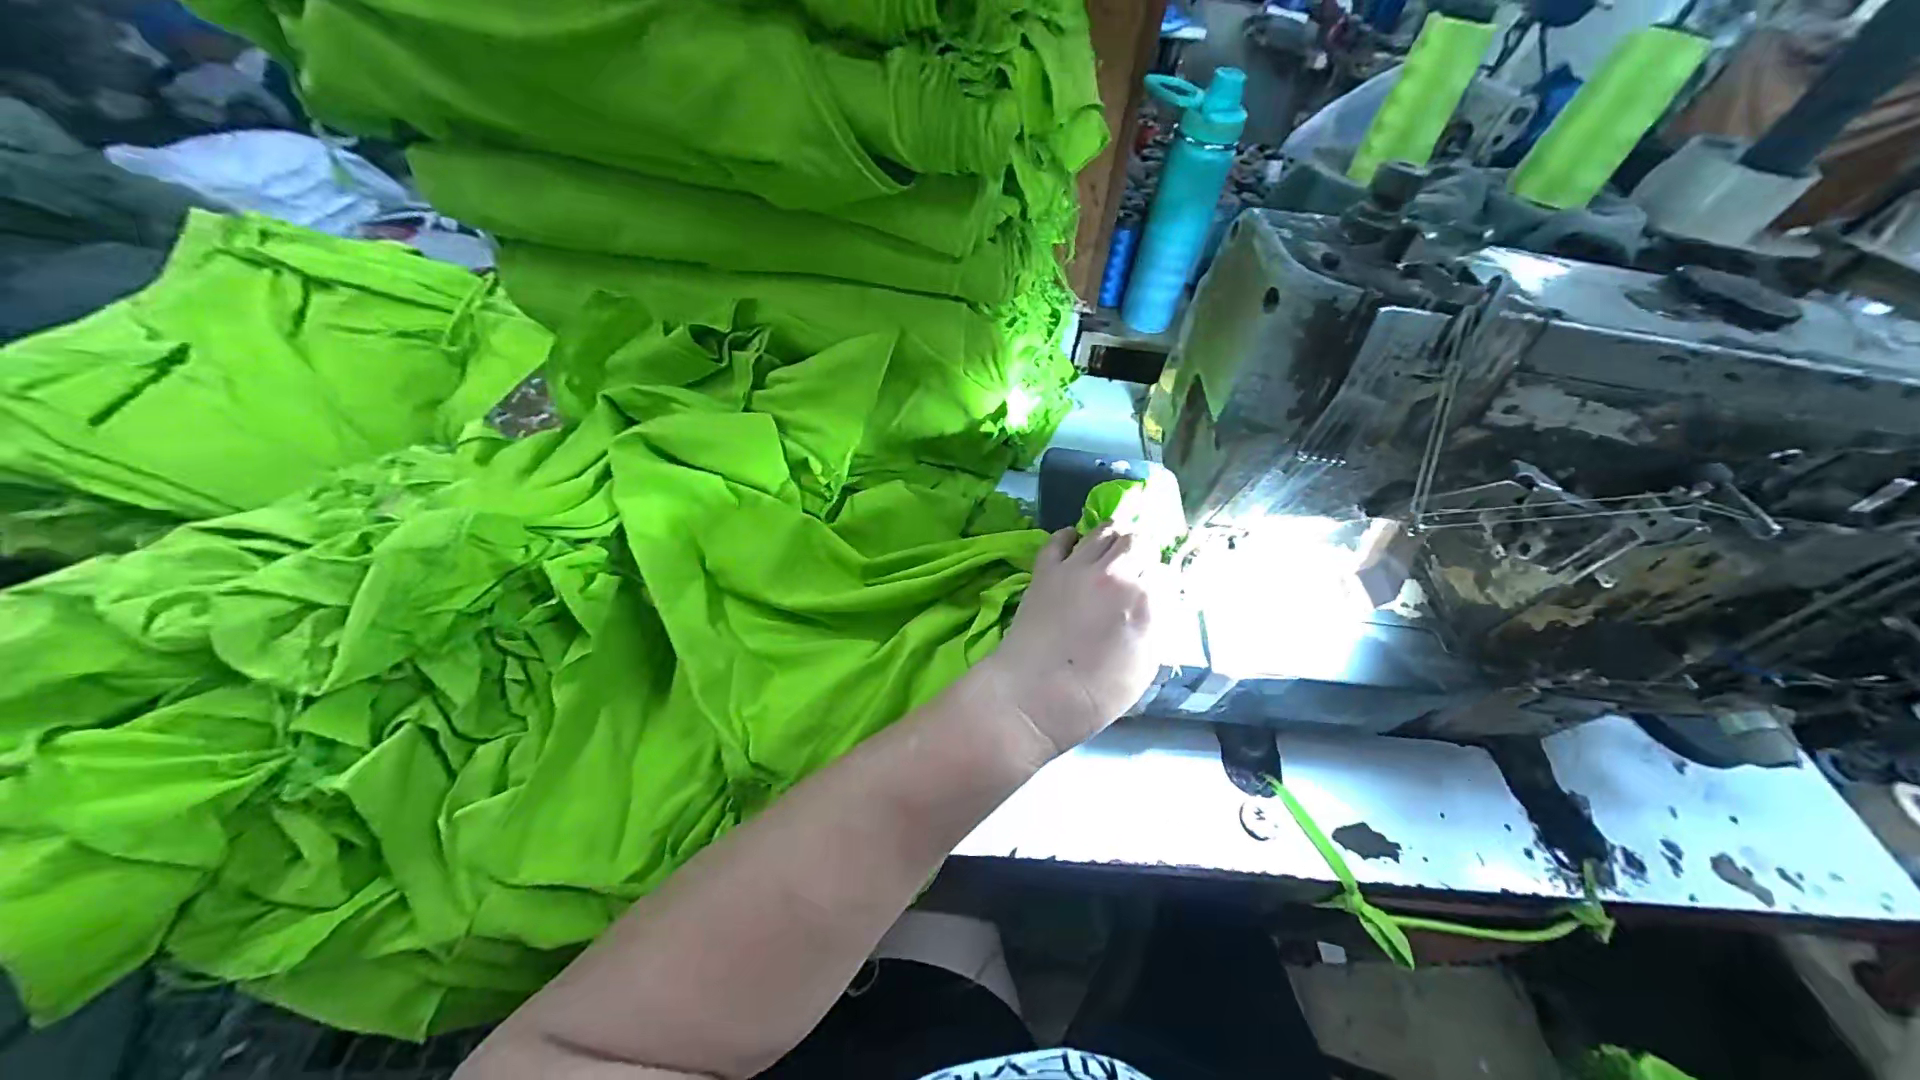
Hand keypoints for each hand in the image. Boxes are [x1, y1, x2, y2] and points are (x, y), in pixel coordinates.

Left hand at [976, 524, 1166, 756]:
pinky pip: (1058, 540)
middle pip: (1136, 542)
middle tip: (1136, 564)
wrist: (1031, 696)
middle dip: (1141, 550)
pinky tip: (1073, 540)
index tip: (1158, 589)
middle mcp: (1114, 575)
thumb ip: (1154, 631)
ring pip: (1102, 531)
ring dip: (1112, 535)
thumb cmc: (1093, 696)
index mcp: (1144, 602)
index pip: (1165, 573)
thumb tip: (1155, 609)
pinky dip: (1069, 536)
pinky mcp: (1045, 571)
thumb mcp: (1143, 671)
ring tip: (1112, 544)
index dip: (1163, 580)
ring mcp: (1076, 568)